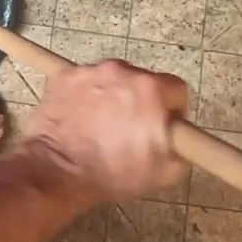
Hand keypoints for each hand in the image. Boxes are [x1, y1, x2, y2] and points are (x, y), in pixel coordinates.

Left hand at [20, 59, 187, 202]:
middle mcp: (121, 70)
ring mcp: (90, 71)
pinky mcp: (64, 76)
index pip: (176, 89)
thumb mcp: (167, 171)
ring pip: (111, 80)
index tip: (162, 126)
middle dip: (140, 102)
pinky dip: (85, 96)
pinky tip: (81, 119)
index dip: (172, 109)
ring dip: (112, 97)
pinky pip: (83, 82)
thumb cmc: (114, 171)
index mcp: (151, 88)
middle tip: (130, 130)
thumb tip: (179, 137)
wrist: (59, 169)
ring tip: (101, 126)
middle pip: (142, 81)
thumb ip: (182, 146)